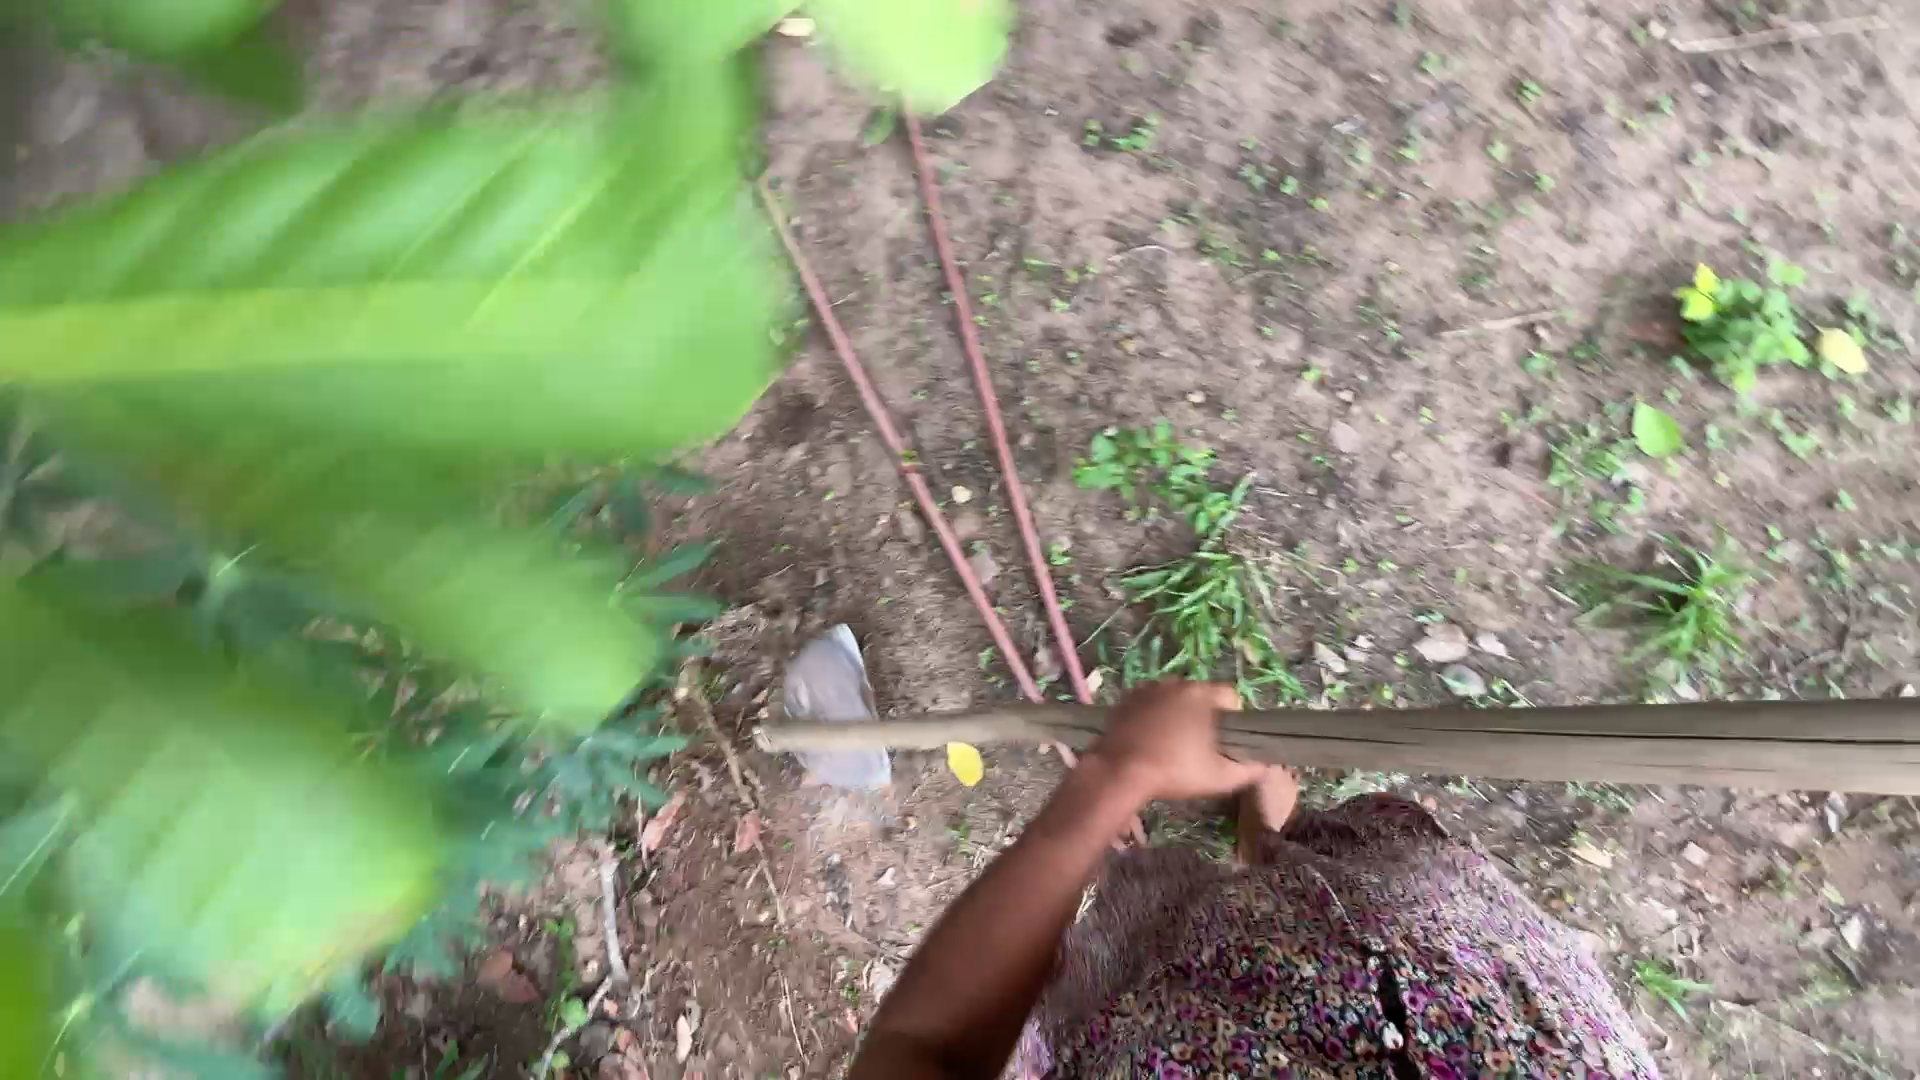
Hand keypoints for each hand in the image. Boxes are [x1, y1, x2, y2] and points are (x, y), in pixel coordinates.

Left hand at [1087, 681, 1267, 801]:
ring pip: (1174, 696)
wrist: (1120, 771)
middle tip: (1199, 744)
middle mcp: (1174, 683)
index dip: (1234, 717)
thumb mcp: (1220, 778)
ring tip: (1172, 741)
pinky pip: (1150, 701)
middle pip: (1200, 694)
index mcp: (1200, 695)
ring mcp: (1147, 688)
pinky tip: (1150, 736)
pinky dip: (1153, 713)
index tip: (1226, 739)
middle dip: (1204, 714)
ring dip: (1178, 712)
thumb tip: (1264, 764)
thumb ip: (1249, 770)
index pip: (1230, 695)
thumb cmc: (1174, 771)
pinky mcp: (1126, 698)